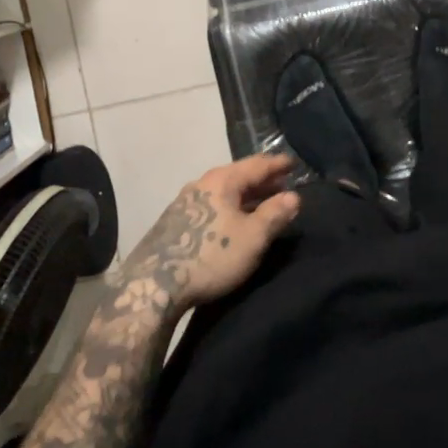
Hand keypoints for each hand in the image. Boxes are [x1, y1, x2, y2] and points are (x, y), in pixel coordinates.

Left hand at [115, 154, 302, 314]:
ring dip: (245, 196)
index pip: (257, 164)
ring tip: (261, 203)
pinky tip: (232, 220)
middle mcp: (201, 183)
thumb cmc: (211, 256)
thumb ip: (275, 214)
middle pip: (238, 176)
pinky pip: (211, 205)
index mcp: (222, 180)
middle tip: (282, 184)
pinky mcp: (174, 221)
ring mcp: (184, 202)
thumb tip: (293, 196)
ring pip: (223, 192)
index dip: (277, 164)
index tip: (293, 163)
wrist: (154, 285)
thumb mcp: (252, 237)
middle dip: (262, 181)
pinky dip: (229, 207)